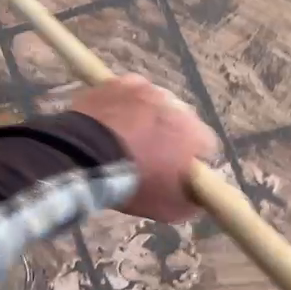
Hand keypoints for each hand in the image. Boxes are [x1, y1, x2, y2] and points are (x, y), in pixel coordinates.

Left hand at [70, 74, 217, 222]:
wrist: (84, 156)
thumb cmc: (134, 183)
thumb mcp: (172, 207)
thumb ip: (194, 197)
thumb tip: (198, 191)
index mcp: (195, 134)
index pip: (206, 145)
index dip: (192, 158)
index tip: (177, 168)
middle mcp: (175, 105)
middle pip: (181, 119)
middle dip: (169, 133)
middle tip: (149, 151)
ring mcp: (143, 89)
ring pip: (155, 102)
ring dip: (147, 115)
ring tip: (127, 133)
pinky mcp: (116, 82)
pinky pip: (128, 89)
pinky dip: (125, 100)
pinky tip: (114, 115)